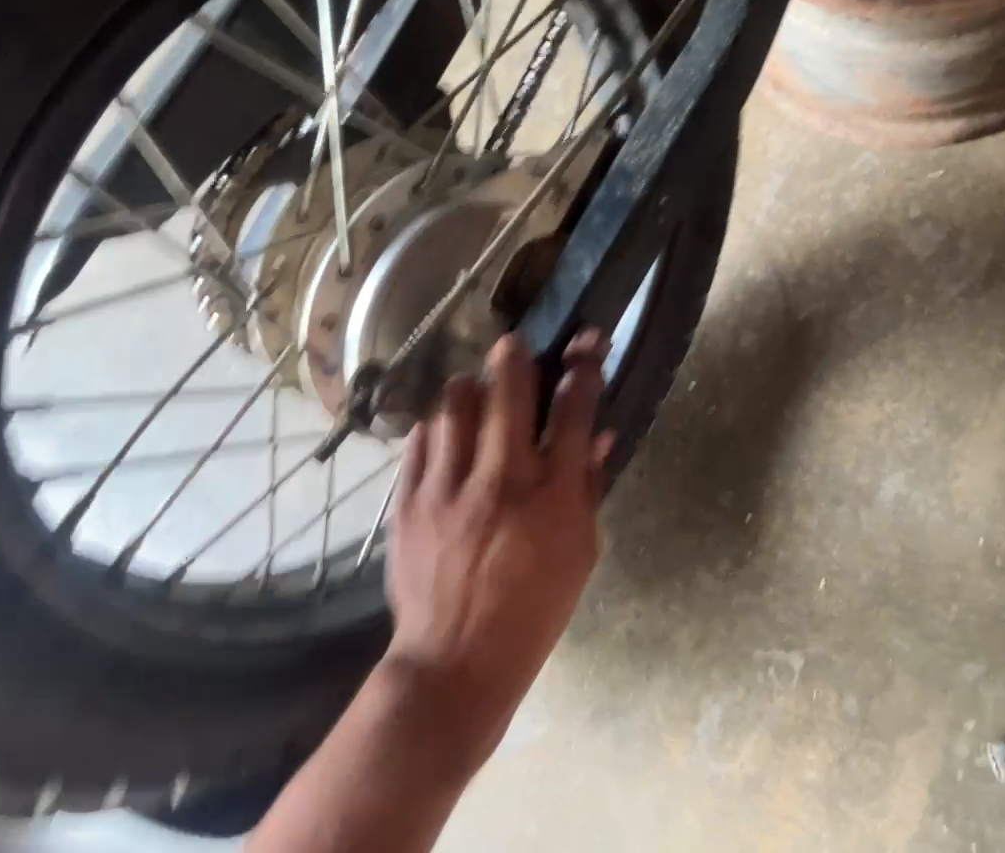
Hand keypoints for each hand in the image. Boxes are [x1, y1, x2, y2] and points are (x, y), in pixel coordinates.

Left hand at [381, 330, 611, 744]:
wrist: (456, 661)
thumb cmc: (534, 611)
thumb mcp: (580, 553)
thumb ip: (586, 488)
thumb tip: (598, 436)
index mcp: (552, 496)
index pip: (573, 411)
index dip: (582, 369)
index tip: (584, 344)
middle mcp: (500, 479)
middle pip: (508, 393)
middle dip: (515, 358)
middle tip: (513, 345)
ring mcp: (447, 488)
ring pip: (453, 406)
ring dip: (468, 392)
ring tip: (473, 394)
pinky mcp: (406, 502)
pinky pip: (419, 441)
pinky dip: (435, 429)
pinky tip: (443, 435)